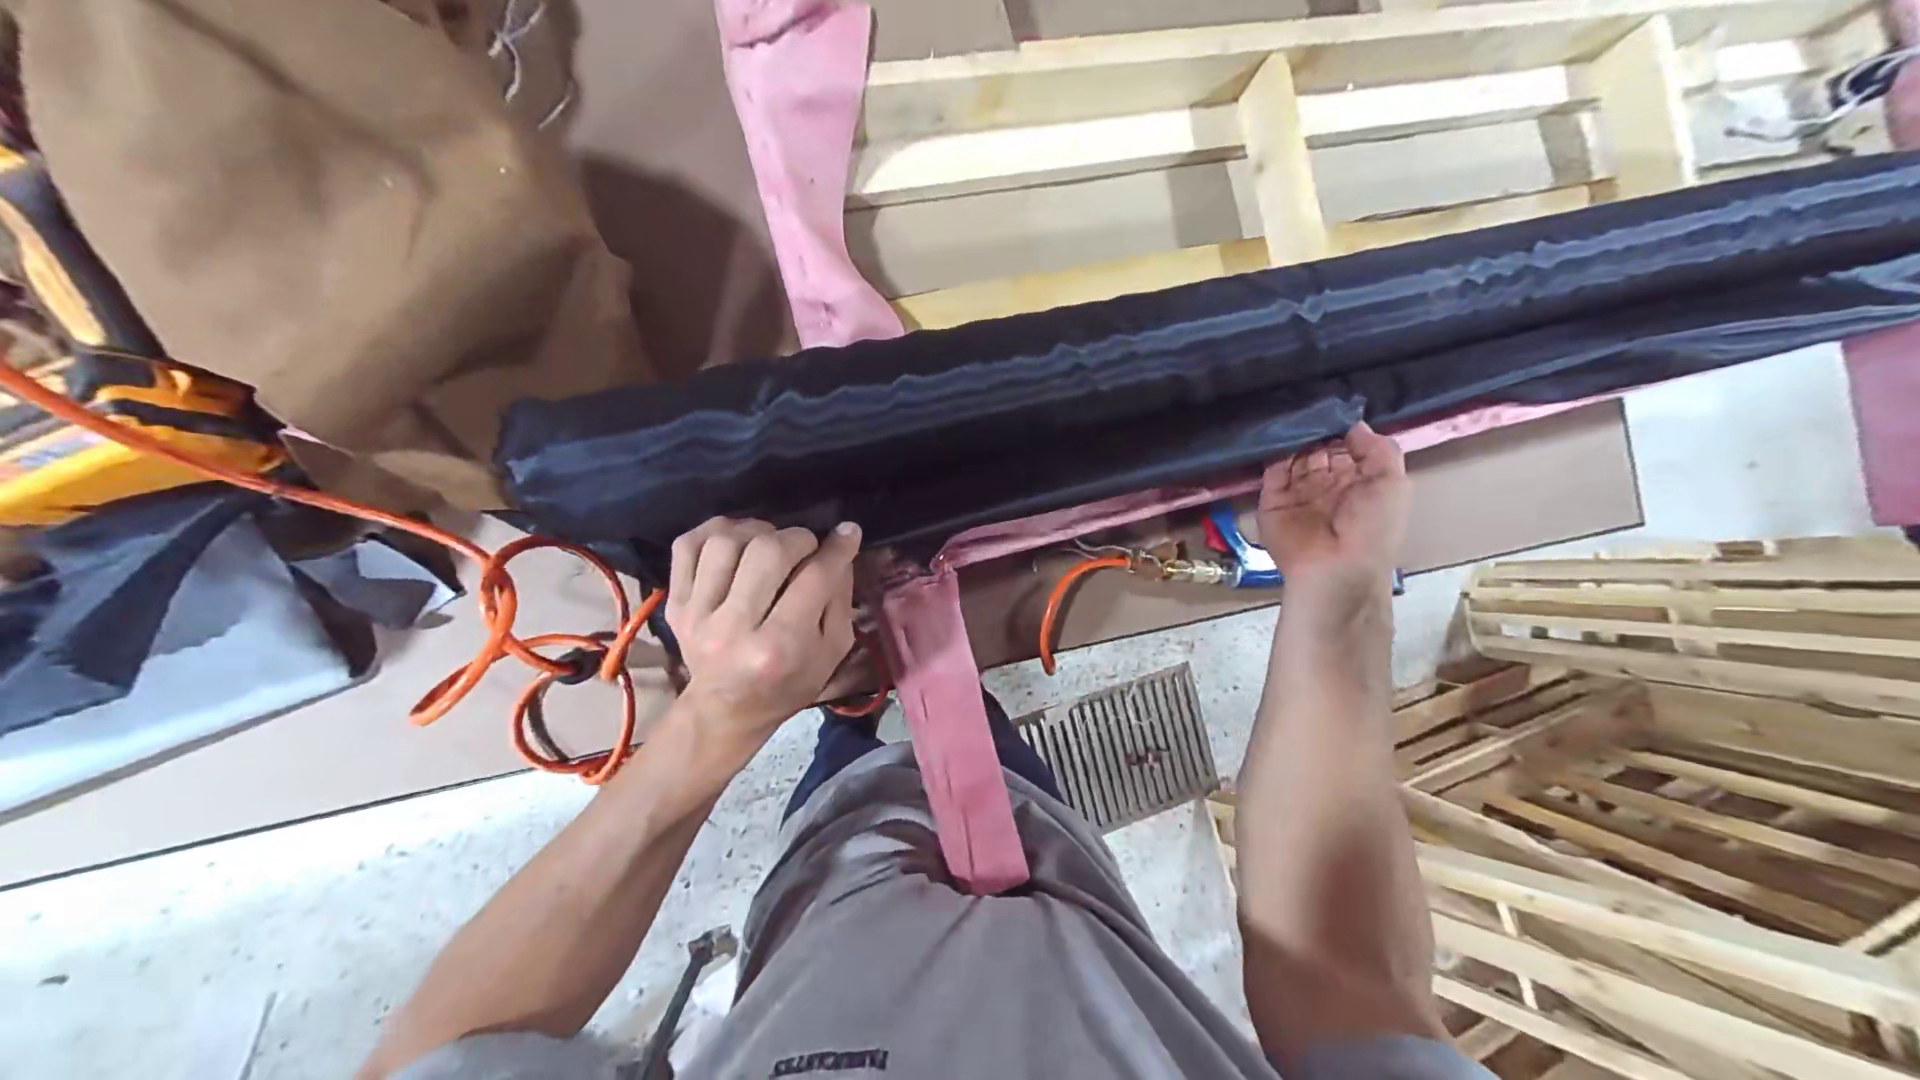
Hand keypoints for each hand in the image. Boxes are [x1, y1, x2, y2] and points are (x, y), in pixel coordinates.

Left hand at [664, 517, 860, 749]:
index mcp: (780, 648)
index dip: (837, 548)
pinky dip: (716, 530)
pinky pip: (688, 545)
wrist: (726, 710)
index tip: (847, 533)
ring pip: (727, 541)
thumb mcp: (832, 651)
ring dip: (759, 530)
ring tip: (772, 542)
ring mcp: (698, 615)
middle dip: (798, 538)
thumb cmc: (788, 683)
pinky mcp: (676, 604)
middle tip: (807, 546)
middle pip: (768, 551)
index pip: (814, 578)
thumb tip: (841, 543)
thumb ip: (840, 597)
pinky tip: (738, 539)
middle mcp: (734, 629)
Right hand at [1257, 422, 1409, 581]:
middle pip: (1316, 449)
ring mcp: (1297, 493)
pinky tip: (1278, 436)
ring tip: (1292, 417)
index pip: (1344, 447)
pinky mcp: (1271, 501)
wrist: (1335, 568)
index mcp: (1357, 482)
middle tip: (1308, 409)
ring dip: (1293, 438)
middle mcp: (1326, 486)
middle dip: (1314, 430)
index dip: (1339, 429)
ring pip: (1293, 457)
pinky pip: (1271, 472)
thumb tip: (1354, 424)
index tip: (1332, 409)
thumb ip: (1378, 449)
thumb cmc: (1372, 526)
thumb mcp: (1393, 482)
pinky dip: (1273, 454)